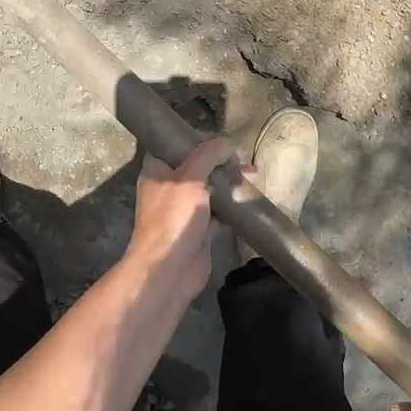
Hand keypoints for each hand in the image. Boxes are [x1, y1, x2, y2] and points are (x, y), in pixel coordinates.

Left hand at [125, 138, 236, 299]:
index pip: (174, 146)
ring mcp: (184, 211)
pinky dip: (233, 208)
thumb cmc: (174, 217)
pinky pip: (219, 214)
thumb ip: (208, 156)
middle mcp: (169, 189)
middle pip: (197, 168)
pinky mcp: (200, 231)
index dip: (196, 140)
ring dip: (229, 184)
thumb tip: (227, 143)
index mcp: (157, 171)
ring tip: (253, 176)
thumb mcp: (189, 177)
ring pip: (210, 191)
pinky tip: (250, 200)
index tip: (219, 140)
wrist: (169, 270)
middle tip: (241, 160)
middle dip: (220, 163)